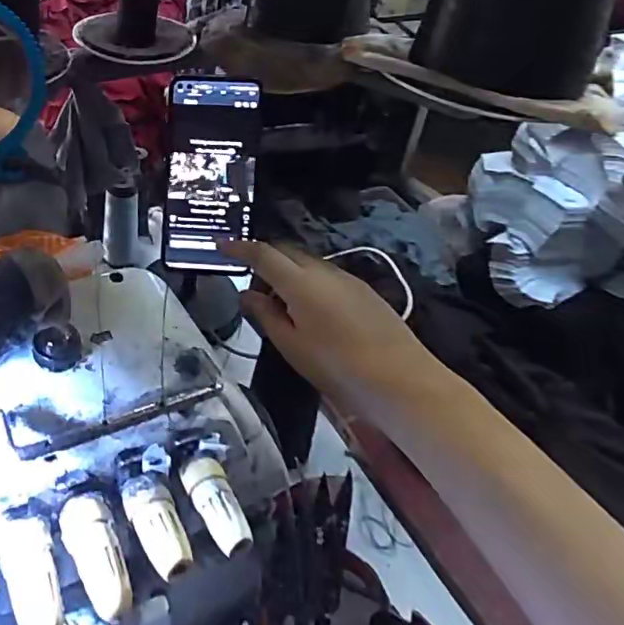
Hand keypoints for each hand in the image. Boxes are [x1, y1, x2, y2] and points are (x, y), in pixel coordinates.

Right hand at [221, 240, 446, 419]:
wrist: (401, 380)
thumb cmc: (338, 368)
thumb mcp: (292, 346)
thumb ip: (266, 315)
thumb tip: (247, 294)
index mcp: (300, 282)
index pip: (263, 254)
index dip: (240, 248)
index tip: (222, 245)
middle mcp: (323, 270)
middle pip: (286, 252)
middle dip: (265, 261)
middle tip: (252, 288)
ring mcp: (347, 277)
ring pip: (308, 264)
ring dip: (289, 274)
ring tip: (281, 307)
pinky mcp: (363, 290)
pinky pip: (327, 276)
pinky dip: (310, 283)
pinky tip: (312, 313)